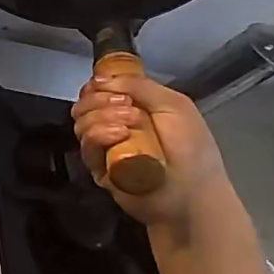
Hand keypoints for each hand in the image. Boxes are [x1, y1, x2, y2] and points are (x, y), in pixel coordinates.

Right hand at [71, 74, 227, 228]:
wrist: (192, 194)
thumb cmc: (191, 149)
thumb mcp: (174, 104)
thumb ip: (139, 85)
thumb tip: (99, 79)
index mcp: (132, 107)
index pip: (100, 90)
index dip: (99, 85)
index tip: (108, 86)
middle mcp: (114, 125)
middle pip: (85, 104)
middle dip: (100, 100)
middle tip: (126, 106)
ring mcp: (105, 147)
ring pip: (82, 123)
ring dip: (102, 116)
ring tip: (129, 125)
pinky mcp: (97, 168)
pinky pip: (86, 146)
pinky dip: (99, 135)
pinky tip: (119, 136)